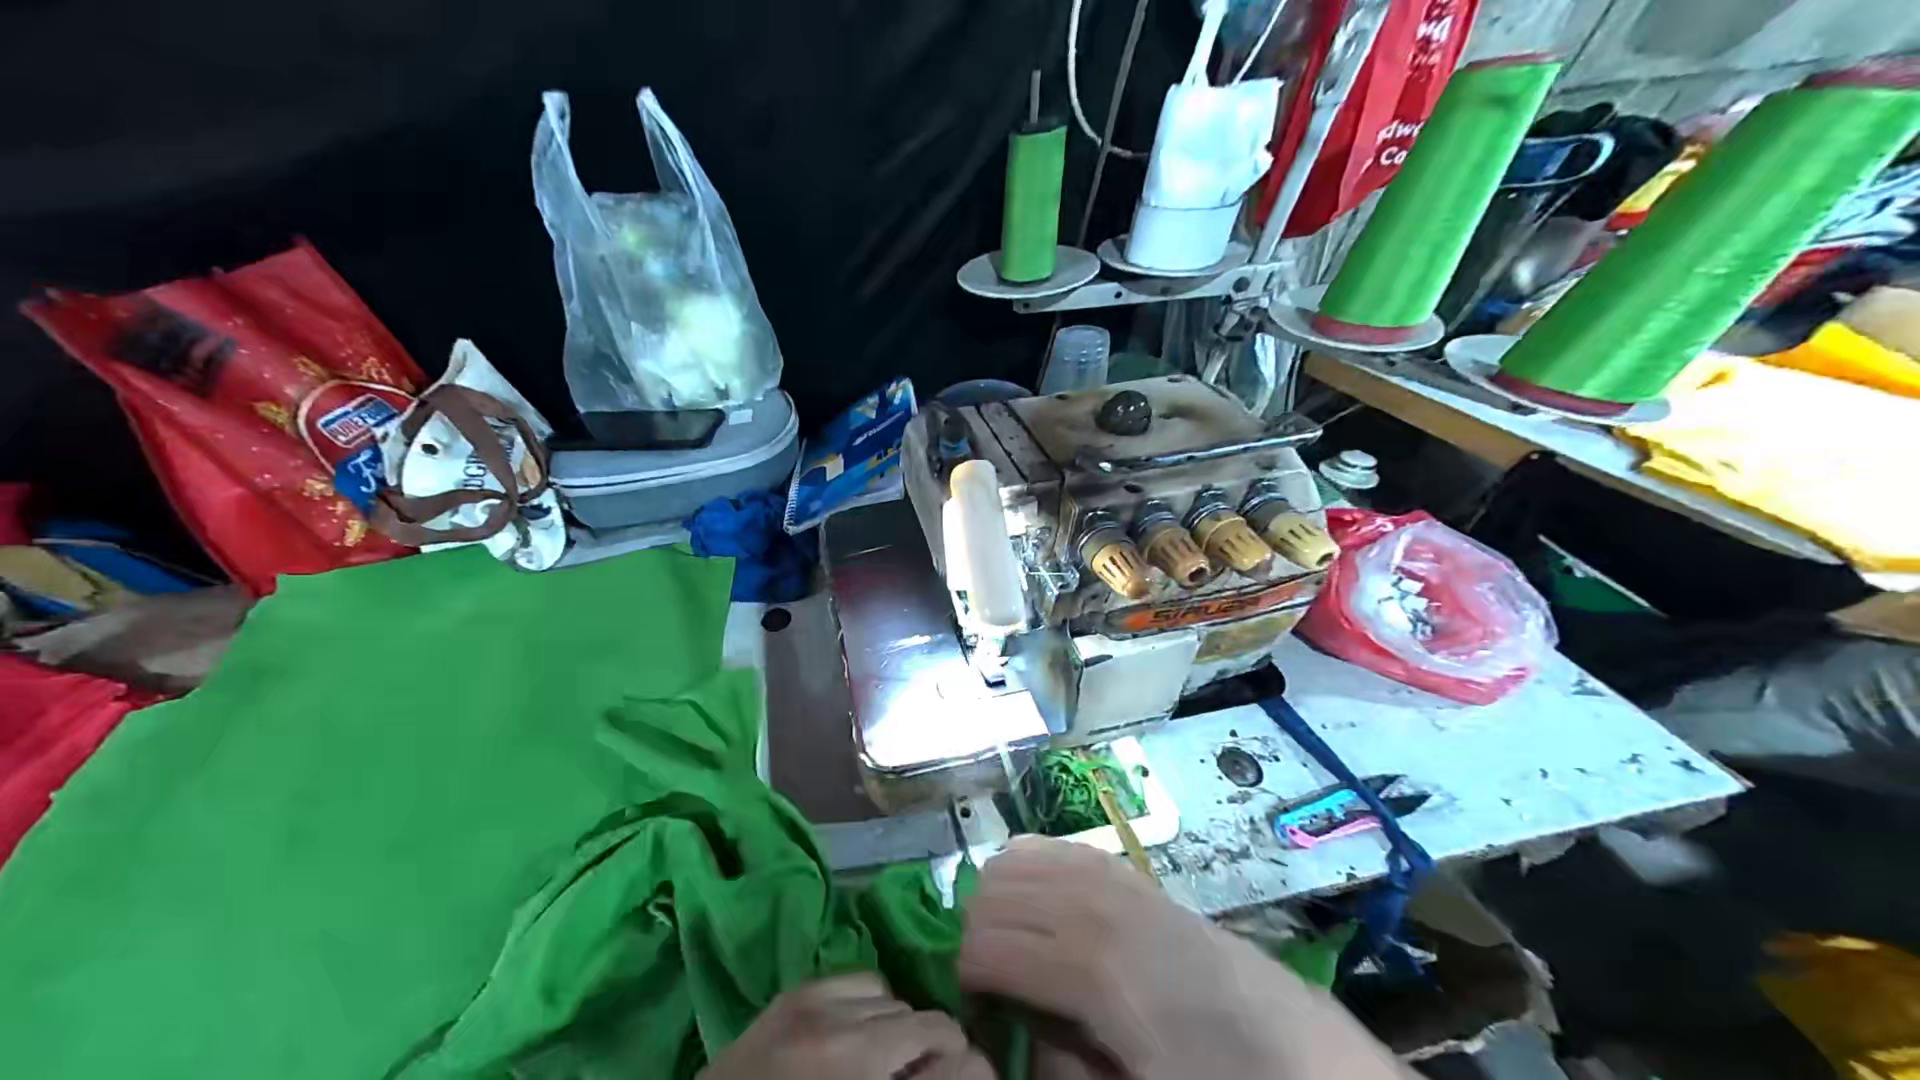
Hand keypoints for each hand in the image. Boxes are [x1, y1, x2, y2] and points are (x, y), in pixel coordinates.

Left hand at [699, 974, 991, 1079]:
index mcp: (867, 1077)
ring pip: (899, 1000)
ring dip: (902, 1027)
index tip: (977, 1073)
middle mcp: (852, 1048)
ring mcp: (821, 1013)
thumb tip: (959, 1067)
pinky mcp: (797, 993)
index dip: (977, 1069)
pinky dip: (869, 1003)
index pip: (958, 1065)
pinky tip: (856, 1030)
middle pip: (933, 1024)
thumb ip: (909, 1079)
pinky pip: (863, 980)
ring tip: (888, 1054)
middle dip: (937, 1050)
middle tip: (922, 1070)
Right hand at [958, 837, 1408, 1079]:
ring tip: (1014, 945)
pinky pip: (1056, 847)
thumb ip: (1057, 1063)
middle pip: (993, 892)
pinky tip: (1041, 905)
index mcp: (1092, 968)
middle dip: (976, 935)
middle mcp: (1097, 905)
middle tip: (993, 983)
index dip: (965, 979)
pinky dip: (1030, 868)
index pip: (984, 945)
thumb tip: (1014, 1027)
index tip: (976, 1009)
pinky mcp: (1132, 872)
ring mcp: (1116, 879)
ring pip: (1017, 858)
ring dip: (1000, 899)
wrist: (1301, 1057)